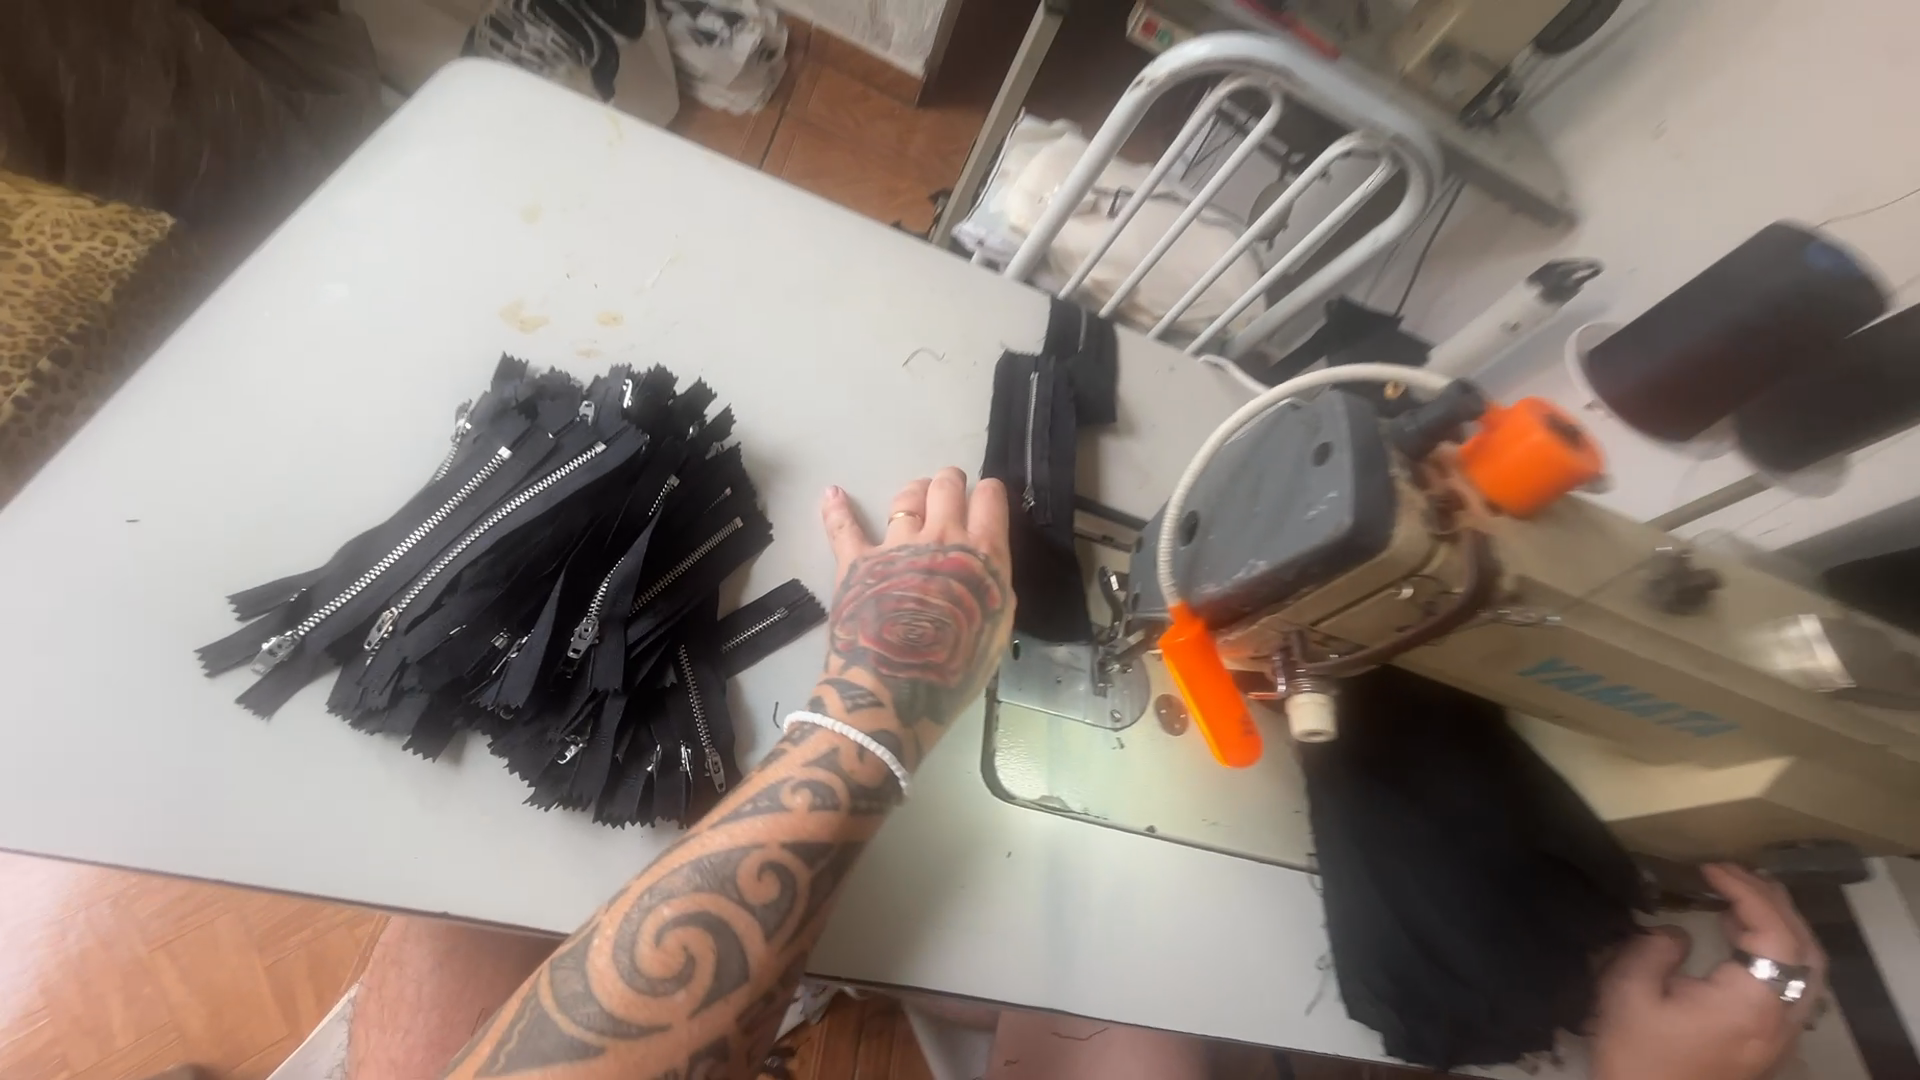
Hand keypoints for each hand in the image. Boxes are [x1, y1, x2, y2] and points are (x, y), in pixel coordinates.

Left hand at [814, 467, 1014, 768]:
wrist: (895, 692)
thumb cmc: (954, 670)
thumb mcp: (996, 629)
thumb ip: (992, 587)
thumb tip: (983, 567)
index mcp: (982, 554)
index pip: (990, 498)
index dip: (987, 493)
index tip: (984, 499)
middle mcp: (942, 537)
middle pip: (947, 486)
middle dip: (950, 482)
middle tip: (949, 490)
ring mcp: (897, 545)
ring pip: (906, 496)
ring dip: (914, 491)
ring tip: (915, 495)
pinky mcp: (857, 560)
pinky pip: (844, 526)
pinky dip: (836, 509)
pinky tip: (832, 494)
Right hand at [1592, 863, 1828, 1079]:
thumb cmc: (1637, 1046)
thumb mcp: (1628, 989)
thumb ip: (1653, 949)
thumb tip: (1675, 931)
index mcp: (1750, 1000)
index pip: (1775, 935)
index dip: (1747, 893)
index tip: (1708, 867)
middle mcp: (1782, 1016)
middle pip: (1806, 950)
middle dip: (1773, 902)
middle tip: (1728, 870)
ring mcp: (1783, 1030)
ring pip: (1809, 968)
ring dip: (1782, 923)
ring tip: (1741, 891)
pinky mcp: (1771, 1036)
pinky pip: (1795, 982)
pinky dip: (1778, 947)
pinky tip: (1741, 933)